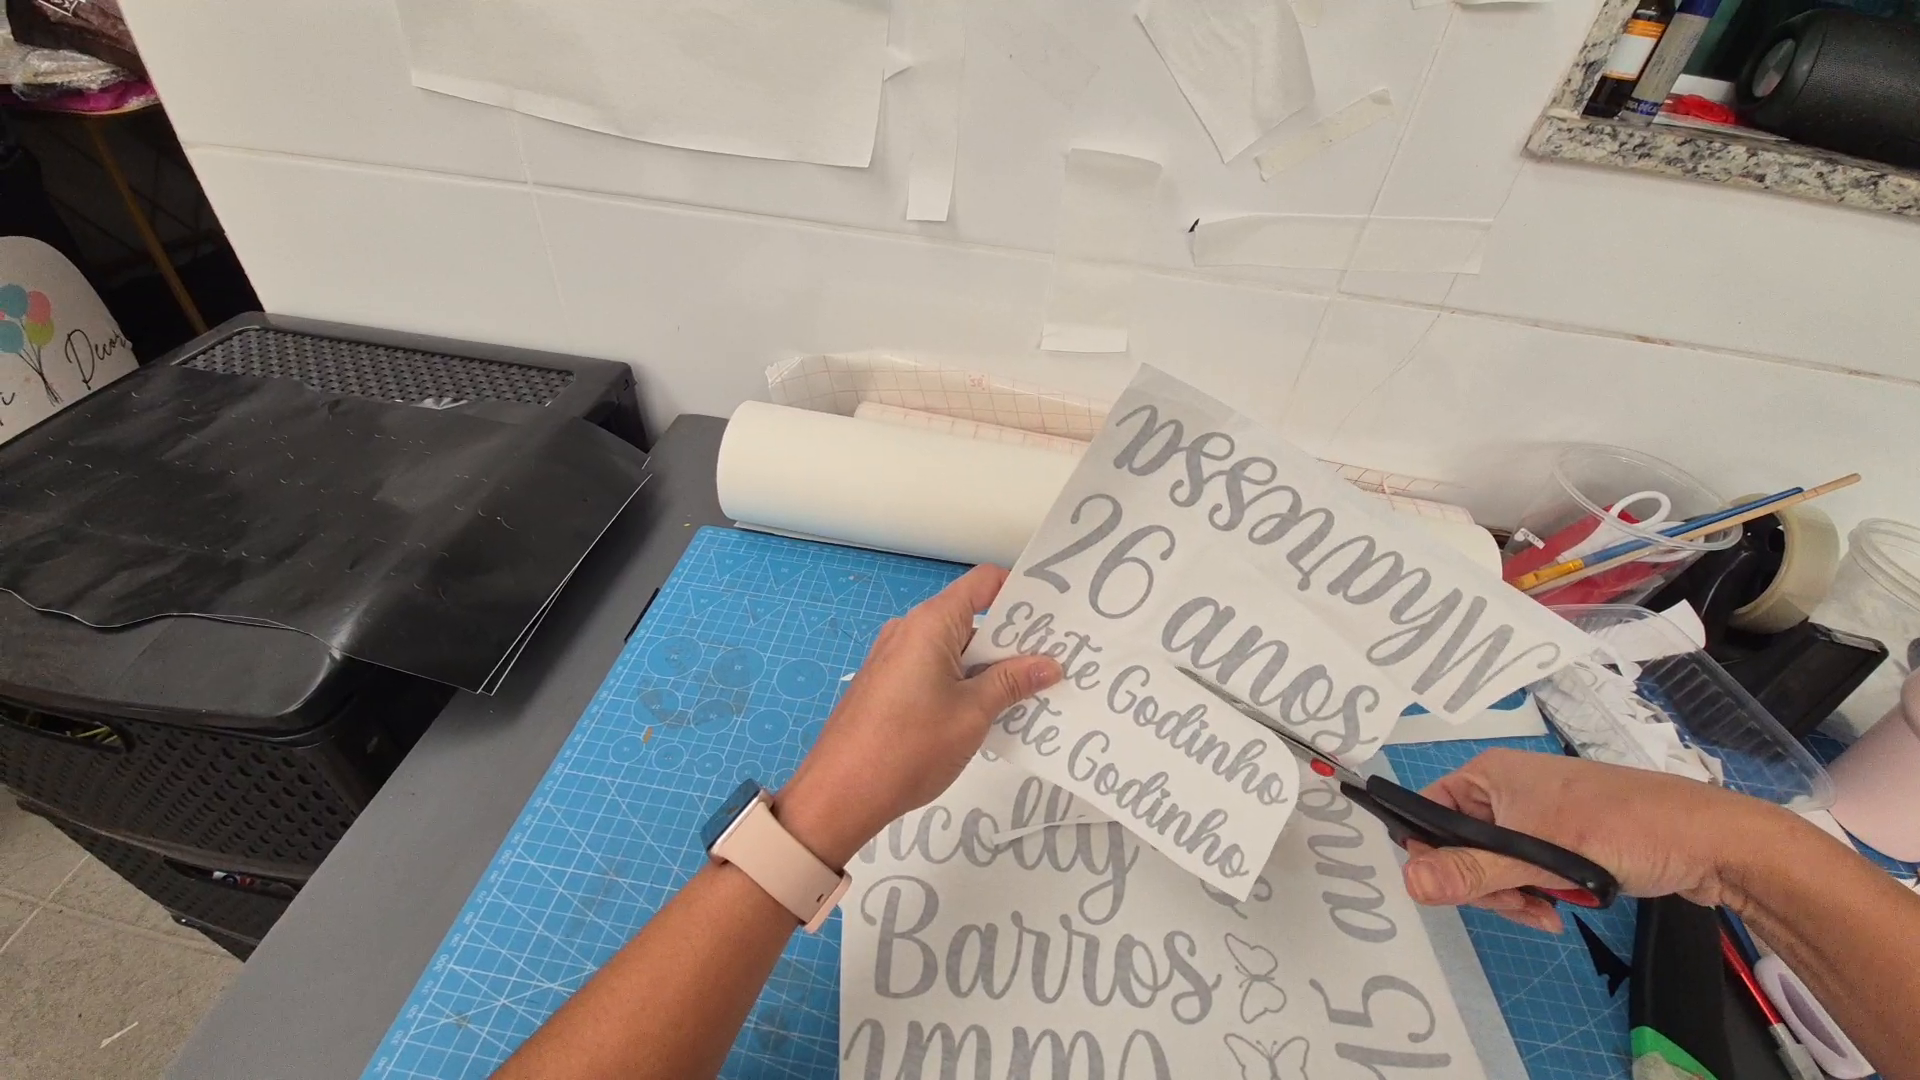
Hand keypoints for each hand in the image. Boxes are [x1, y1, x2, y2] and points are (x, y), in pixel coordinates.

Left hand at [775, 565, 1061, 866]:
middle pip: (972, 617)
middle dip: (1012, 639)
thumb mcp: (972, 714)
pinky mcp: (888, 684)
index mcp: (931, 623)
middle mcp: (910, 630)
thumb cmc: (909, 747)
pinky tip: (989, 712)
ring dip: (989, 667)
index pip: (984, 582)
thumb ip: (1012, 682)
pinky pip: (935, 669)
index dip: (1021, 592)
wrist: (840, 793)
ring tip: (1030, 691)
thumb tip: (1049, 664)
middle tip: (1054, 661)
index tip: (1053, 616)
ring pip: (955, 648)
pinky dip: (964, 682)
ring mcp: (895, 657)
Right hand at [1398, 749, 1795, 932]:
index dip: (1435, 856)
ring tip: (1548, 911)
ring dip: (1513, 892)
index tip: (1466, 891)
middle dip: (1484, 882)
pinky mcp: (1564, 834)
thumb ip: (1472, 871)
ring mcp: (1536, 810)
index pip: (1429, 815)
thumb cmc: (1619, 830)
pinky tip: (1562, 905)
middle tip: (1521, 906)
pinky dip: (1537, 888)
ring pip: (1495, 860)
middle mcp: (1504, 788)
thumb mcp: (1538, 855)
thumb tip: (1410, 883)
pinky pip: (1526, 864)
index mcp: (1486, 775)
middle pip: (1461, 843)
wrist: (1715, 840)